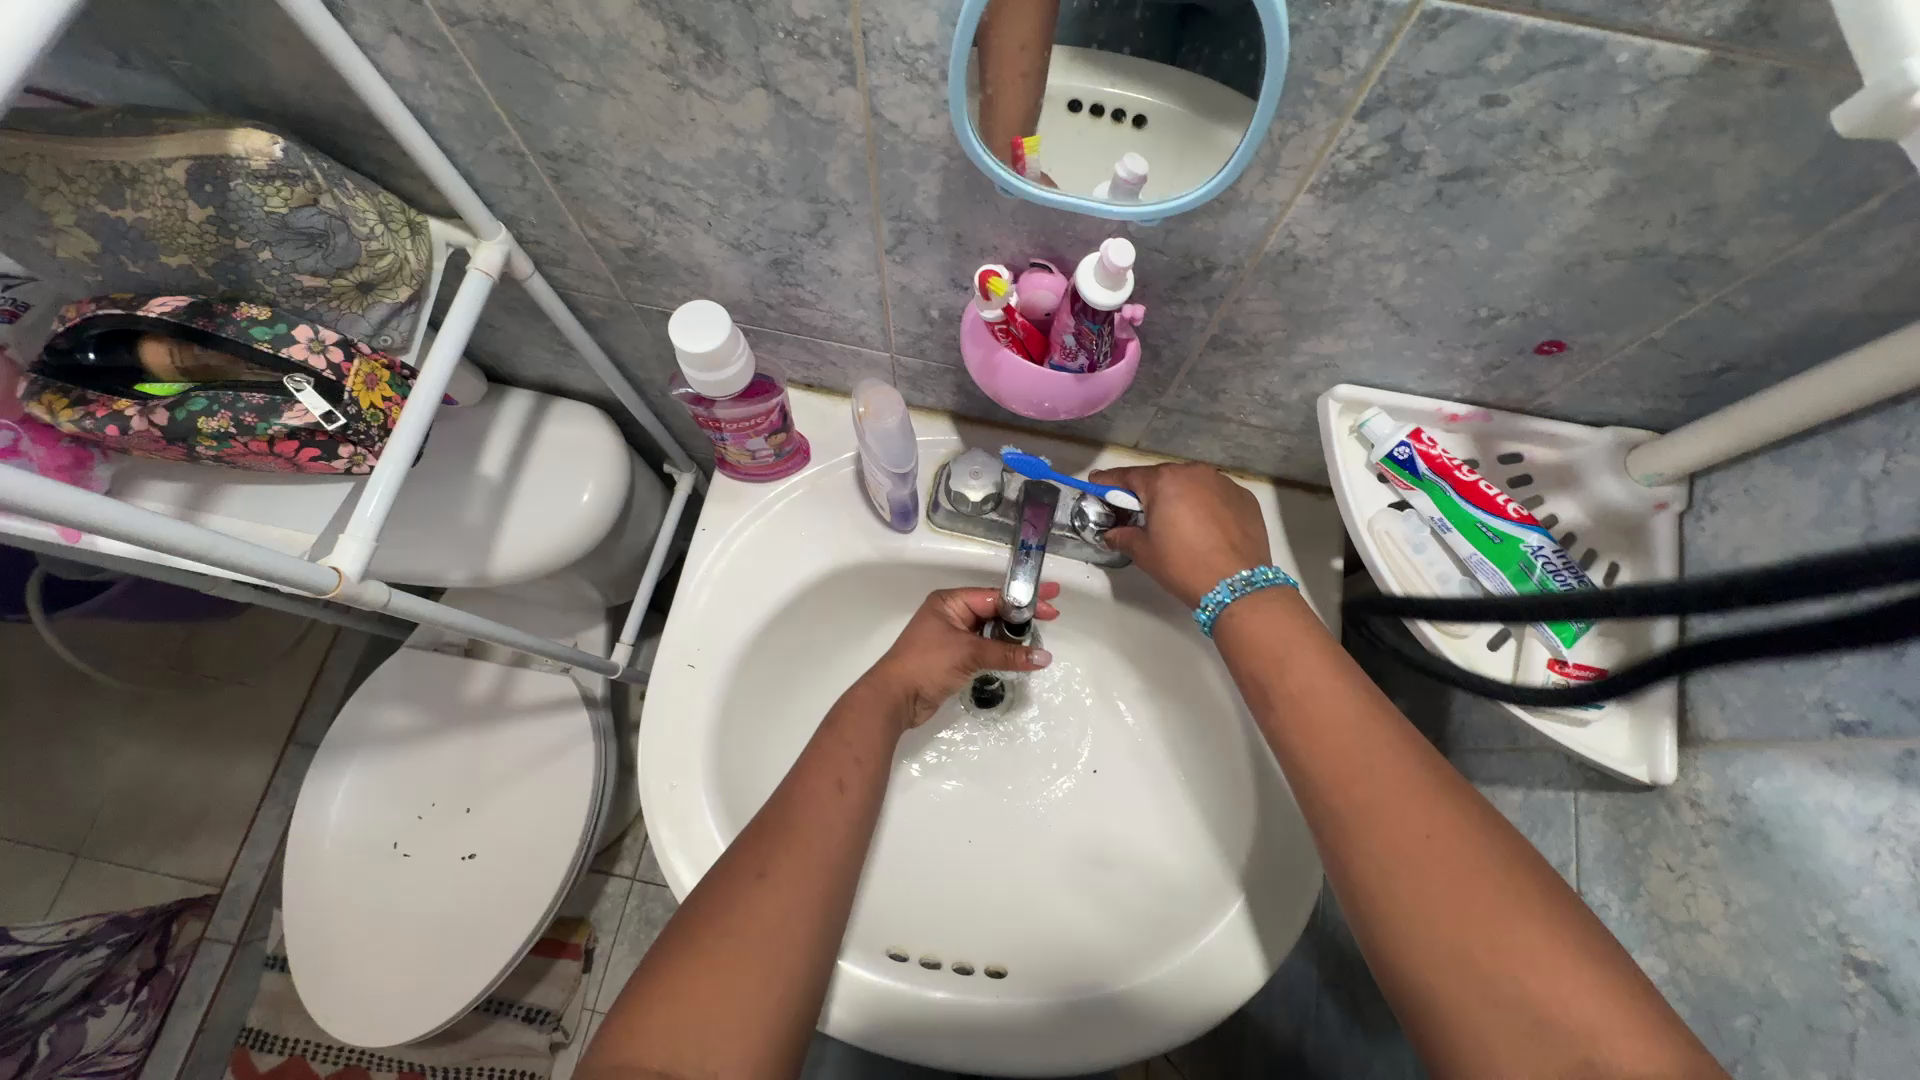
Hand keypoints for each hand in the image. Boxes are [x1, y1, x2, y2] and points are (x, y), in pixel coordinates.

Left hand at [857, 585, 1058, 729]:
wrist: (895, 698)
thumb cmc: (927, 664)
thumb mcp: (969, 653)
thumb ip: (1007, 653)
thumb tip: (1043, 657)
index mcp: (951, 602)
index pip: (994, 596)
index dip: (1023, 599)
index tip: (1051, 600)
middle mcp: (952, 614)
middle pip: (994, 611)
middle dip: (1021, 615)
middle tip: (1053, 614)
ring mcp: (952, 636)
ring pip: (990, 630)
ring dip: (1012, 635)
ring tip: (1039, 638)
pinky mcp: (953, 657)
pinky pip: (984, 648)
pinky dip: (1001, 650)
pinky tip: (1020, 655)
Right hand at [1089, 463, 1269, 607]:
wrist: (1237, 586)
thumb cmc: (1183, 565)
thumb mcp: (1144, 552)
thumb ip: (1123, 536)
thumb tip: (1111, 534)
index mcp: (1164, 481)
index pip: (1128, 476)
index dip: (1109, 481)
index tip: (1097, 482)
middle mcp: (1194, 473)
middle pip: (1162, 478)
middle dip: (1148, 492)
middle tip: (1138, 513)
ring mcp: (1223, 483)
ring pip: (1191, 484)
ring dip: (1179, 497)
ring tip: (1176, 523)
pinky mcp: (1244, 497)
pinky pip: (1215, 495)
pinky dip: (1205, 505)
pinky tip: (1204, 528)